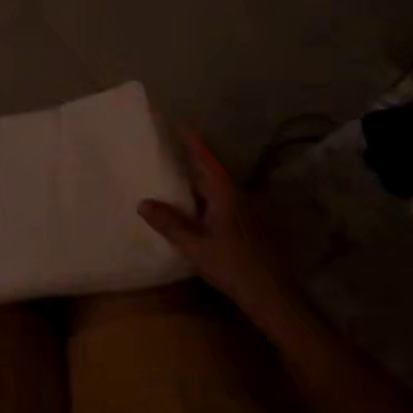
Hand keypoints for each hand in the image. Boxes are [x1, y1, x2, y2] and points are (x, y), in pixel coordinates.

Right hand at [138, 130, 295, 318]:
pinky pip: (218, 200)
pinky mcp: (243, 222)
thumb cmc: (232, 265)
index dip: (191, 139)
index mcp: (224, 192)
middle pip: (210, 168)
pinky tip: (188, 205)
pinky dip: (201, 196)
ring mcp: (242, 208)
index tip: (177, 120)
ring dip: (195, 177)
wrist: (269, 292)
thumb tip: (143, 202)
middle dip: (190, 156)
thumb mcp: (195, 245)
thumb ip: (170, 223)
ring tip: (171, 171)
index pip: (205, 157)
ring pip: (214, 186)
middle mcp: (235, 193)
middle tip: (166, 145)